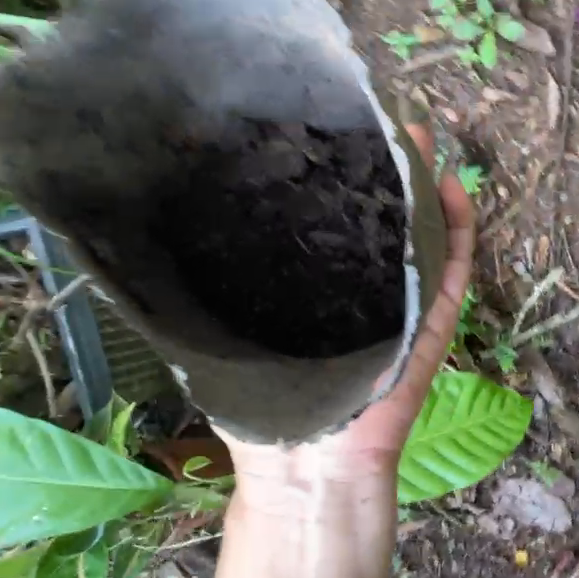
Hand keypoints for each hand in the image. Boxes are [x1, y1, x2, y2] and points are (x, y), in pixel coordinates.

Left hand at [219, 124, 476, 499]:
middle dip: (382, 161)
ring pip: (423, 228)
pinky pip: (454, 265)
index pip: (325, 216)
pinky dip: (460, 228)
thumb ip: (184, 294)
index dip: (326, 171)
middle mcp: (365, 281)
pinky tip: (451, 188)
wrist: (314, 465)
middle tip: (378, 112)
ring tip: (421, 135)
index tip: (315, 125)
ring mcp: (405, 296)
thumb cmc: (264, 409)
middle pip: (380, 210)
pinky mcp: (435, 315)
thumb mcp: (211, 339)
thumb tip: (117, 243)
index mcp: (318, 282)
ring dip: (426, 182)